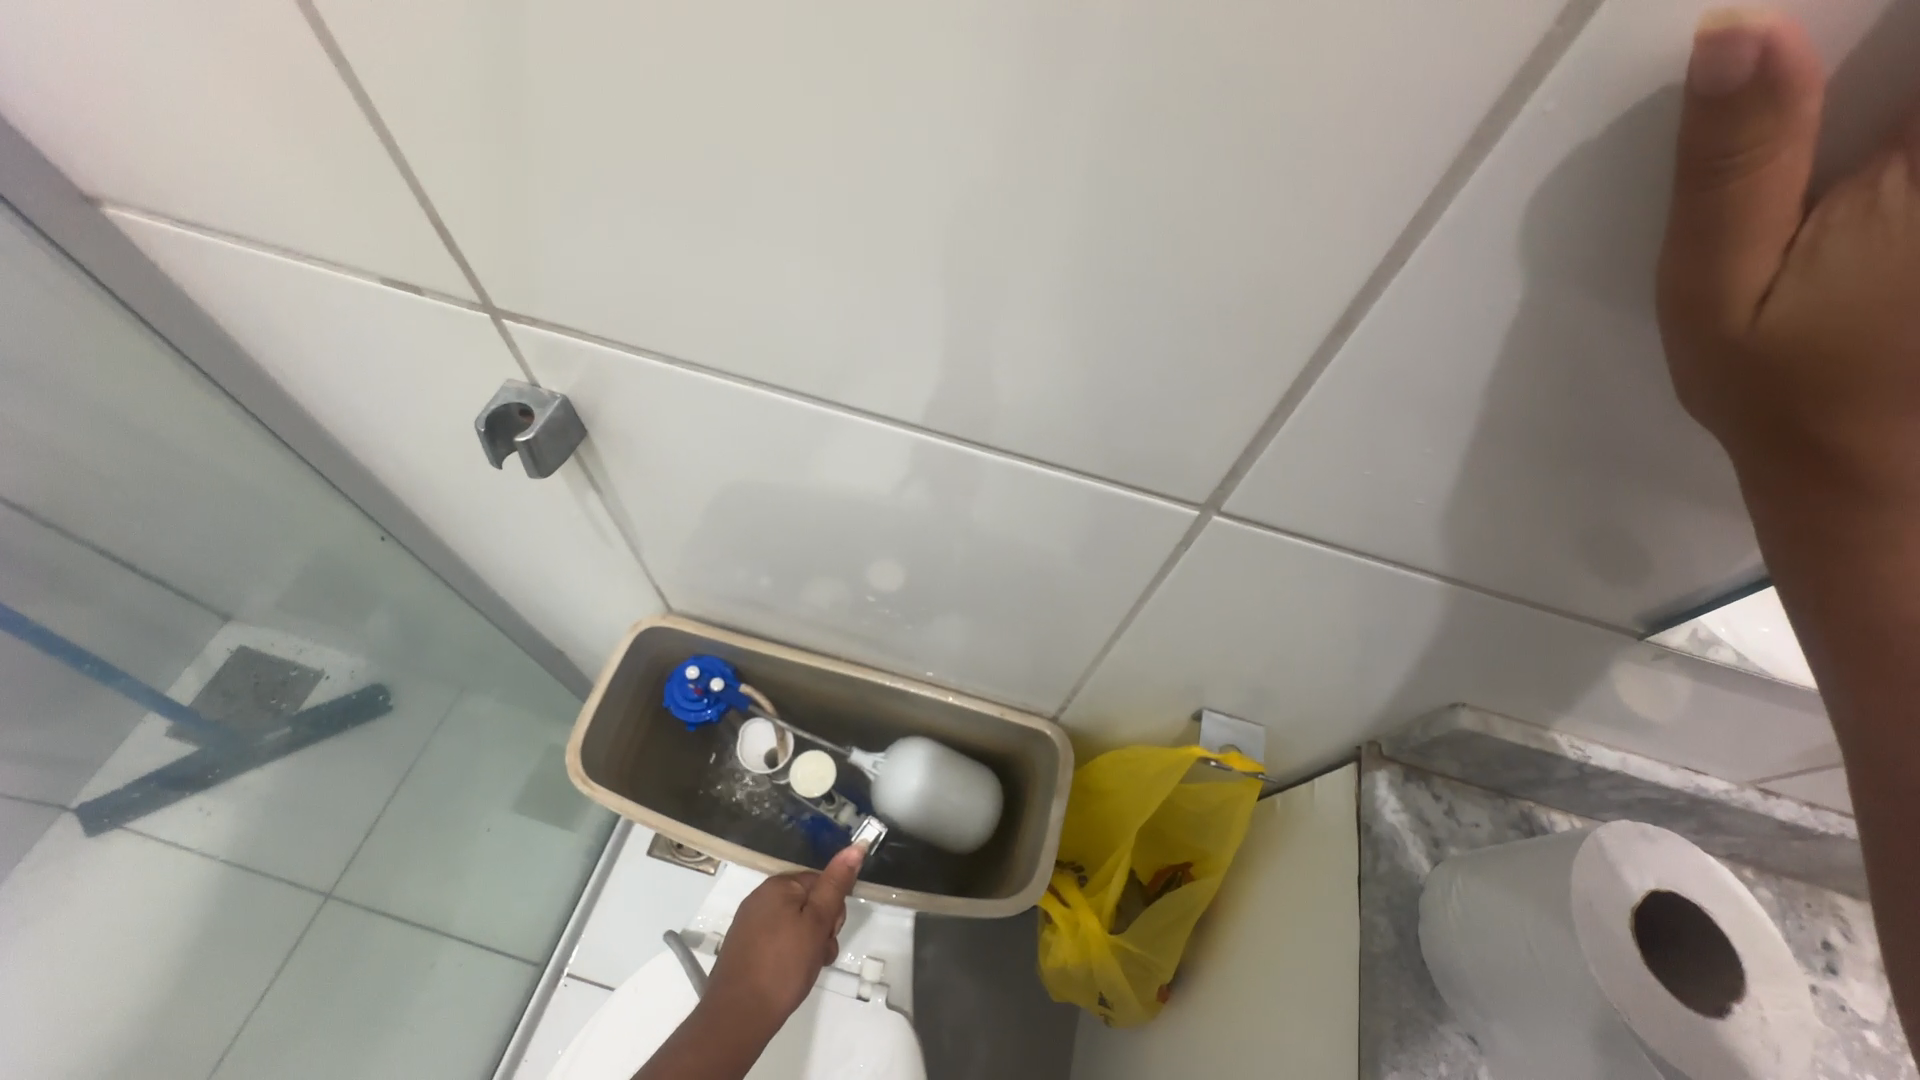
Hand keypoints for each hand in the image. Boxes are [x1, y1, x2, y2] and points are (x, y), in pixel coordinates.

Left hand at [702, 844, 865, 1030]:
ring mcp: (750, 923)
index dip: (833, 910)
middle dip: (822, 928)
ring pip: (796, 926)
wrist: (739, 1015)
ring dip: (809, 945)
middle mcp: (761, 898)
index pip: (822, 883)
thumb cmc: (784, 965)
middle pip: (809, 903)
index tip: (829, 934)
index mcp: (778, 885)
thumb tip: (857, 845)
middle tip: (818, 953)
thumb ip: (836, 884)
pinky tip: (790, 975)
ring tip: (806, 969)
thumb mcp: (817, 922)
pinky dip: (790, 955)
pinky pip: (778, 941)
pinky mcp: (745, 947)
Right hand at [1658, 10, 1919, 497]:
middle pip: (1919, 56)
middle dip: (1871, 56)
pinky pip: (1918, 128)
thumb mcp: (1717, 287)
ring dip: (1880, 89)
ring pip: (1918, 98)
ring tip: (1824, 152)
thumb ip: (1734, 164)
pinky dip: (1889, 125)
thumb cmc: (1785, 391)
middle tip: (1801, 97)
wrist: (1877, 474)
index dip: (1860, 25)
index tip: (1797, 46)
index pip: (1912, 28)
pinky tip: (1861, 156)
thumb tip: (1736, 28)